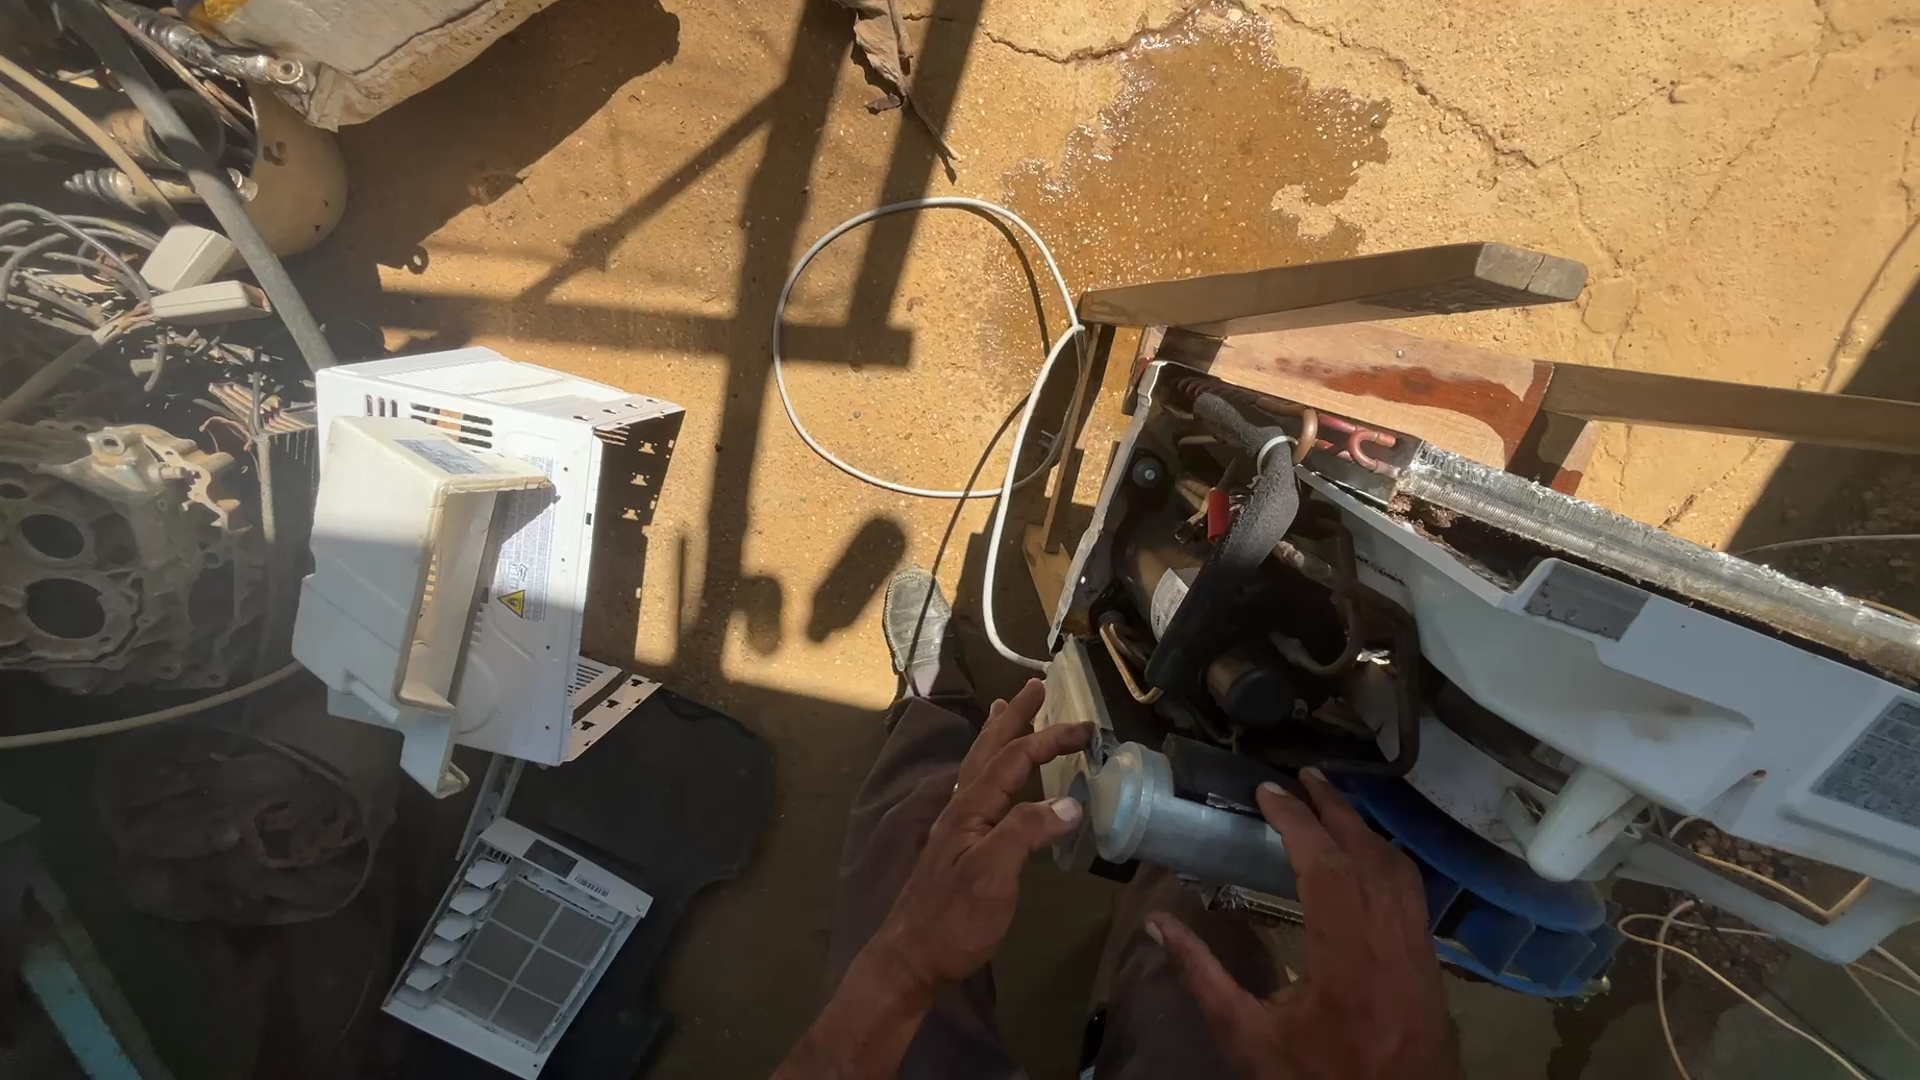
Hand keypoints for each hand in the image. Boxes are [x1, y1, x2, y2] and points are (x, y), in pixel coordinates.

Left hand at [774, 679, 1090, 1079]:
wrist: (911, 959)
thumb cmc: (953, 919)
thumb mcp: (993, 875)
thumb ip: (1026, 833)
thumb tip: (1069, 801)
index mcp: (971, 806)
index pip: (1014, 759)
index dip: (1050, 739)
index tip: (1086, 729)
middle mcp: (962, 806)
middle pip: (990, 748)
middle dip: (1014, 715)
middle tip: (1034, 686)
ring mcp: (957, 824)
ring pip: (980, 764)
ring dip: (997, 733)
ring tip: (1004, 709)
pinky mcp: (959, 844)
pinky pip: (979, 788)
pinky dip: (991, 766)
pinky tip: (991, 775)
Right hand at [1150, 769, 1458, 1079]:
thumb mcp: (1247, 1041)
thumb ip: (1200, 975)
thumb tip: (1155, 923)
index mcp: (1348, 966)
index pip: (1327, 870)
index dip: (1297, 822)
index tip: (1267, 792)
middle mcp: (1394, 953)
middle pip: (1371, 859)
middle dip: (1335, 810)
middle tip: (1302, 778)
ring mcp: (1422, 962)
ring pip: (1401, 875)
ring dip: (1363, 830)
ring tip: (1329, 802)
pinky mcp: (1432, 972)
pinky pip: (1413, 898)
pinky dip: (1384, 861)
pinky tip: (1360, 855)